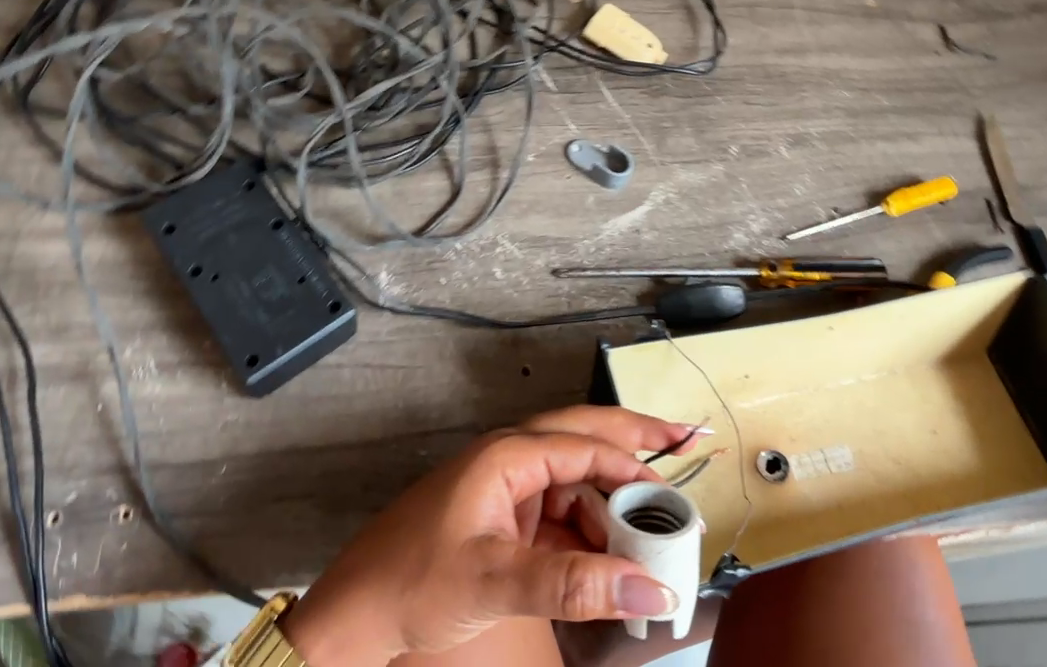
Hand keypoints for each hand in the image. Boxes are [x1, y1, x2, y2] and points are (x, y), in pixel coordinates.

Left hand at [280, 406, 701, 666]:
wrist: (359, 612)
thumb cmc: (412, 581)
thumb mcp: (497, 582)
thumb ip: (575, 584)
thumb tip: (648, 586)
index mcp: (506, 456)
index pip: (585, 446)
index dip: (634, 467)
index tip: (673, 498)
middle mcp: (511, 460)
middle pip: (584, 434)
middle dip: (635, 436)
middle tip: (687, 436)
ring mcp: (508, 488)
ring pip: (577, 477)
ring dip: (615, 499)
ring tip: (654, 527)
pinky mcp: (506, 518)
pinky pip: (562, 511)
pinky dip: (592, 528)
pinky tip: (614, 554)